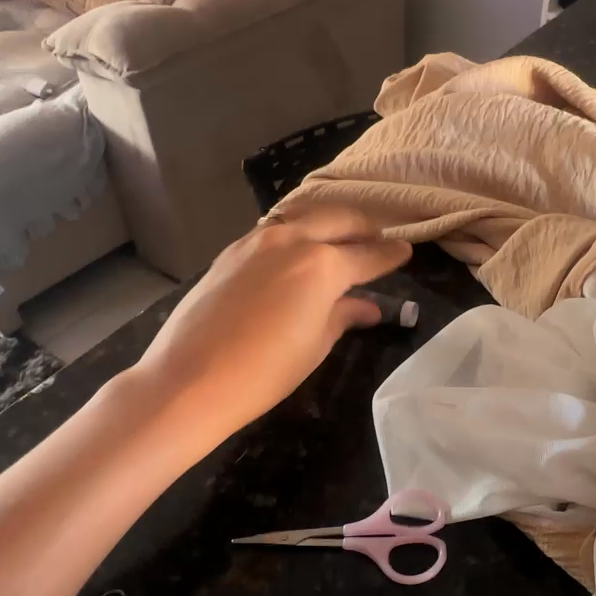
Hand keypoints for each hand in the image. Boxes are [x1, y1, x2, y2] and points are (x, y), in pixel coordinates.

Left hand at [129, 207, 410, 437]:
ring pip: (305, 216)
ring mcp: (258, 240)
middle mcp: (294, 239)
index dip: (391, 255)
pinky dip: (297, 232)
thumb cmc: (265, 371)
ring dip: (328, 223)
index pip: (370, 254)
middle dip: (364, 228)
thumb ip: (344, 315)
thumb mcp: (316, 345)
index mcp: (324, 265)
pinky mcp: (232, 250)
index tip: (406, 252)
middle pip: (339, 219)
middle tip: (377, 239)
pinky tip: (298, 250)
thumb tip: (368, 306)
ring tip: (340, 238)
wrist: (189, 379)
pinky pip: (276, 230)